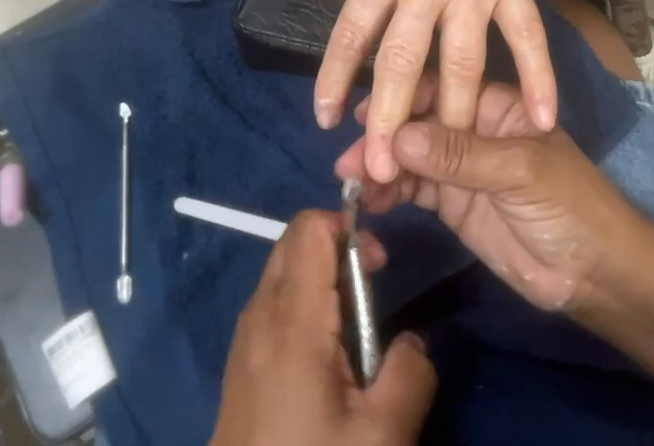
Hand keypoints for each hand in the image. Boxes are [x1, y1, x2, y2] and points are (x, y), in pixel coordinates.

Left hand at [212, 211, 435, 445]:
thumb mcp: (382, 437)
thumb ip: (410, 373)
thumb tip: (411, 342)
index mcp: (291, 320)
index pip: (309, 229)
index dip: (349, 229)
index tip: (381, 265)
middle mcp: (260, 317)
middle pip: (294, 245)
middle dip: (338, 250)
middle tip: (375, 294)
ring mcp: (245, 341)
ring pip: (283, 275)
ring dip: (323, 281)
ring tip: (357, 332)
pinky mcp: (241, 366)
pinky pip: (274, 308)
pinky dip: (305, 307)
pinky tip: (329, 359)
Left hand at [315, 0, 556, 183]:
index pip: (354, 31)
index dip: (334, 77)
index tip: (324, 118)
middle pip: (401, 61)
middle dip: (386, 118)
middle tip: (377, 169)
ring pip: (460, 63)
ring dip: (448, 115)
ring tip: (441, 166)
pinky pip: (527, 36)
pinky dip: (538, 76)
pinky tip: (544, 119)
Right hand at [336, 83, 635, 312]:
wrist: (595, 274)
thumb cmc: (571, 206)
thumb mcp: (519, 172)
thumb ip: (460, 155)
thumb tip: (397, 138)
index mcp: (496, 104)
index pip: (440, 89)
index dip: (402, 99)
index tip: (365, 113)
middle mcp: (472, 128)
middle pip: (417, 124)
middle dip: (382, 138)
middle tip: (349, 159)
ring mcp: (460, 167)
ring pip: (410, 158)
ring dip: (380, 168)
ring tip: (350, 182)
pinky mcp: (452, 203)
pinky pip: (414, 190)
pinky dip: (390, 193)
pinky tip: (369, 201)